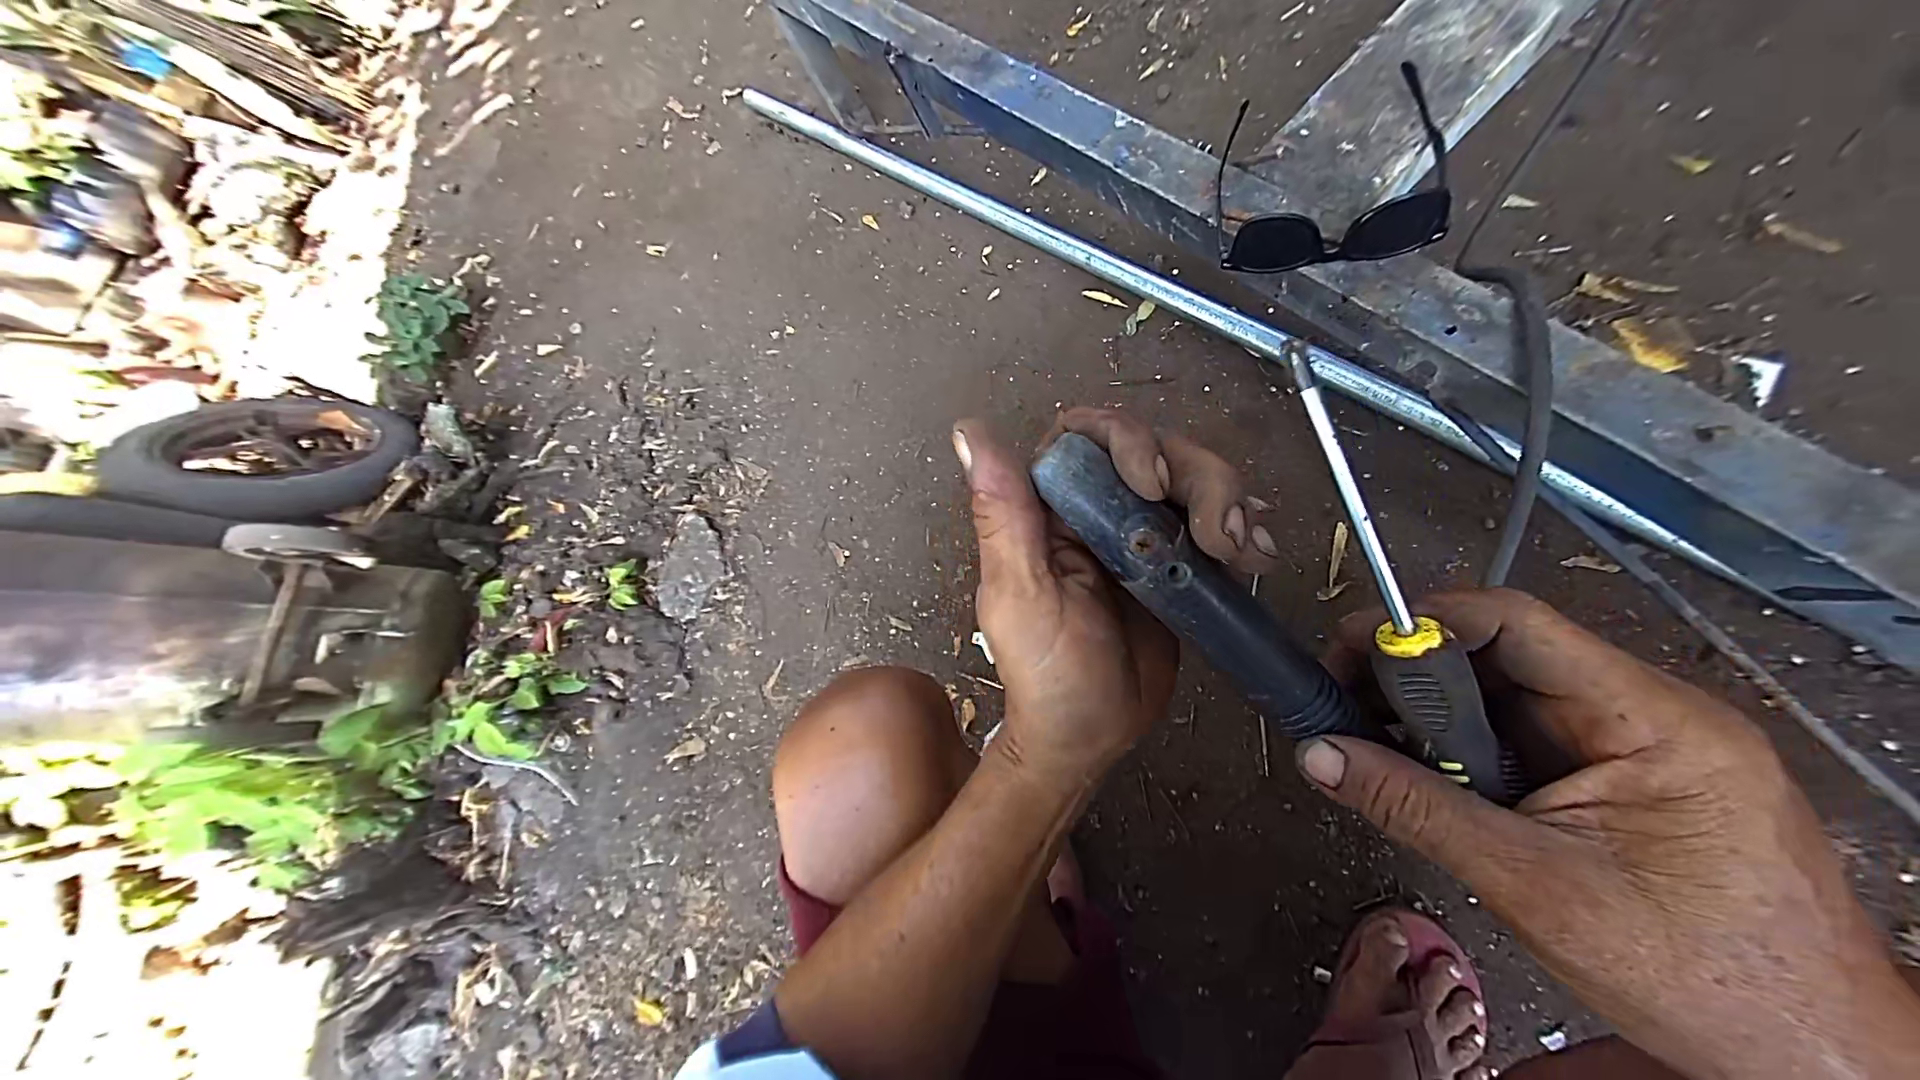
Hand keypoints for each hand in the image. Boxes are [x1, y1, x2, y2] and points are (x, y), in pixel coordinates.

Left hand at [954, 407, 1279, 783]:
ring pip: (1187, 478)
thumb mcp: (1021, 595)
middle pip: (1150, 449)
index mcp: (1046, 510)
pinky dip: (1240, 525)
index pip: (1084, 437)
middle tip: (1216, 530)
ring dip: (1224, 498)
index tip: (1151, 484)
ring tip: (1239, 548)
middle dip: (1193, 474)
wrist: (1092, 735)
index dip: (1124, 439)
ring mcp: (1138, 535)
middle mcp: (1091, 512)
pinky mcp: (1175, 562)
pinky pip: (1211, 521)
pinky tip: (1255, 551)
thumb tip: (969, 432)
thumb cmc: (1047, 675)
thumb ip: (1002, 515)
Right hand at [1302, 588, 1919, 1079]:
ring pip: (1493, 694)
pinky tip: (1414, 771)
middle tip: (1341, 703)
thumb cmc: (1703, 978)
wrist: (1817, 1064)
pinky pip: (1507, 734)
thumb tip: (1317, 754)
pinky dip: (1449, 745)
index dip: (1422, 622)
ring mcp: (1622, 743)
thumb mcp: (1532, 885)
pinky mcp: (1605, 774)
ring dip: (1422, 714)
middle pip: (1494, 653)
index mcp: (1649, 720)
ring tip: (1366, 743)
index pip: (1514, 623)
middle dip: (1407, 673)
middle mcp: (1637, 713)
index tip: (1350, 652)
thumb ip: (1414, 808)